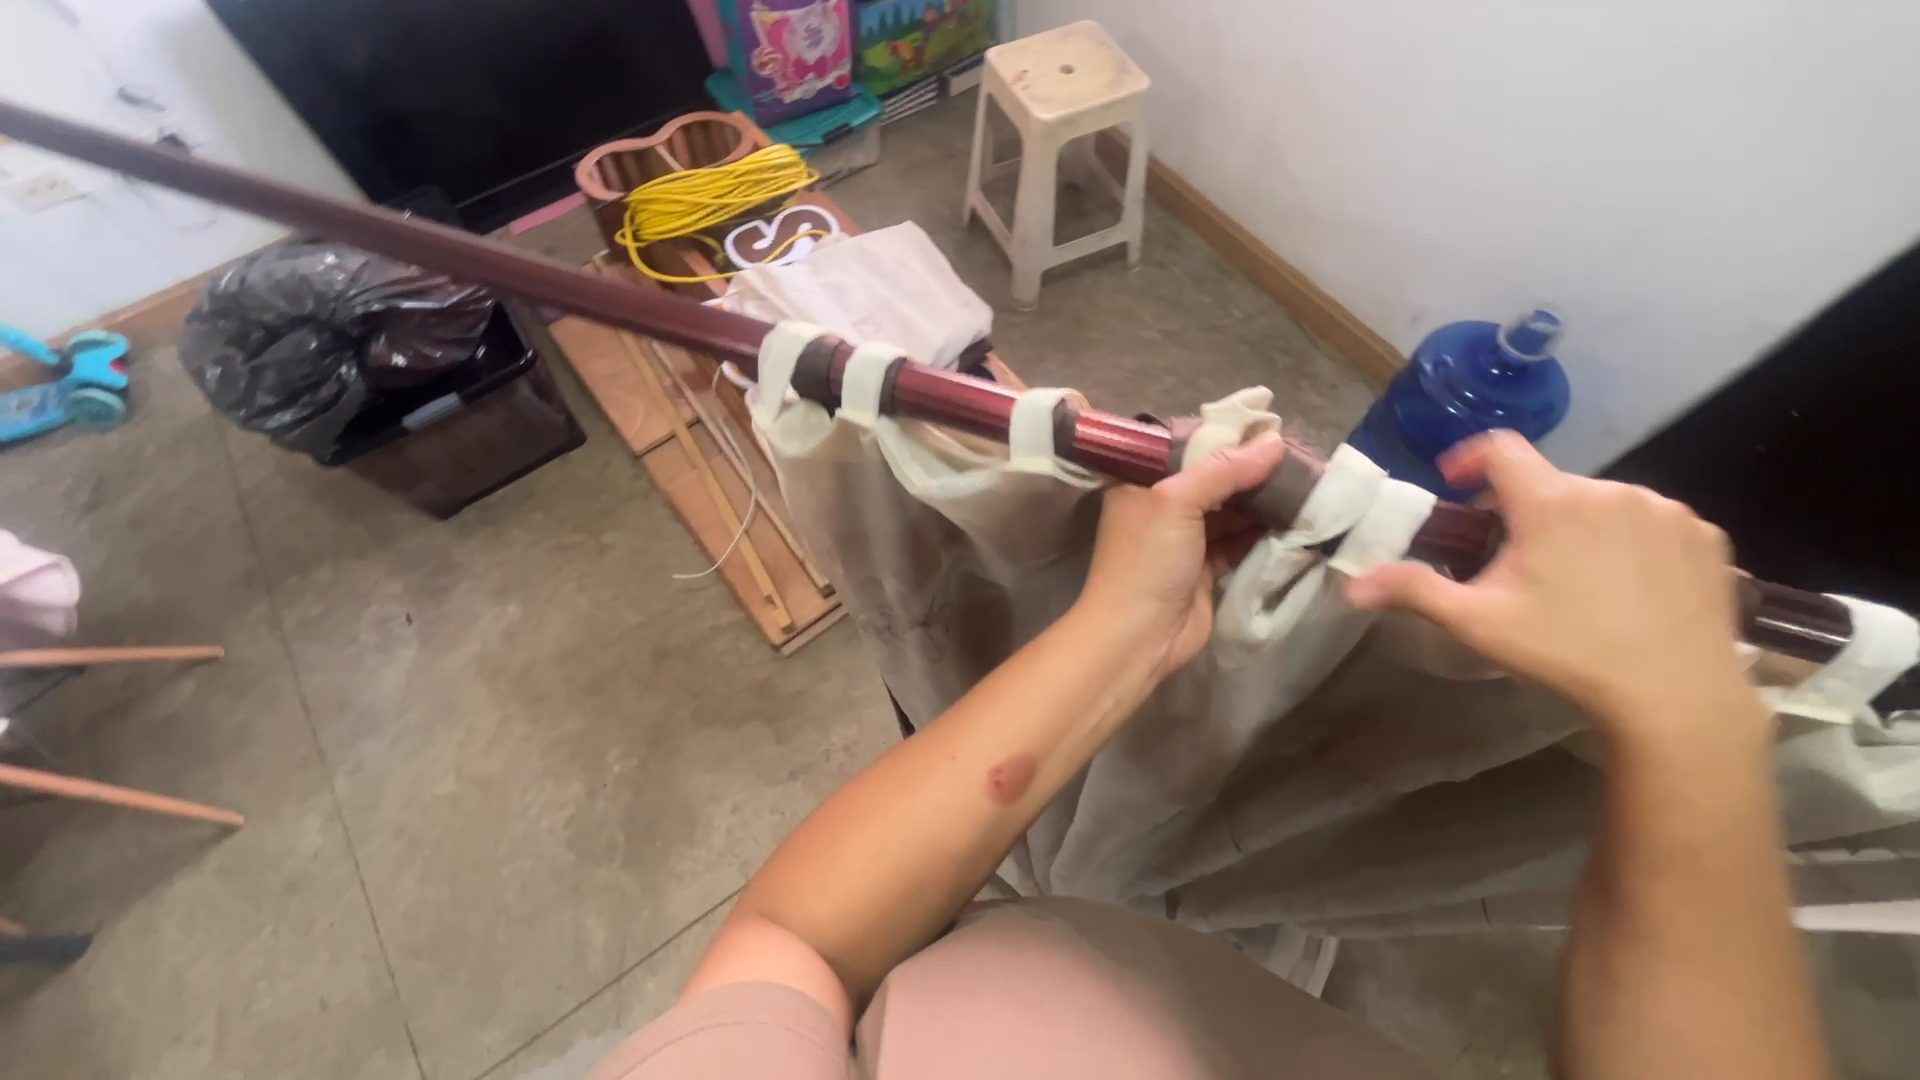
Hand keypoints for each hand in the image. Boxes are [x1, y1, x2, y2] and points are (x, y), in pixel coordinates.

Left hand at [1074, 434, 1286, 680]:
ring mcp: (1182, 538)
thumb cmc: (1147, 562)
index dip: (1227, 436)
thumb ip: (1223, 469)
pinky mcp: (1204, 567)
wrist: (1138, 637)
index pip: (1187, 446)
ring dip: (1263, 501)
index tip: (1271, 426)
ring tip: (1307, 484)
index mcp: (1139, 482)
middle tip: (1300, 457)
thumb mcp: (1176, 502)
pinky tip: (1296, 519)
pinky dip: (1263, 532)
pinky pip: (1238, 540)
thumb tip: (1273, 441)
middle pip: (1212, 478)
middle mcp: (1159, 505)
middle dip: (1252, 470)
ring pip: (1229, 510)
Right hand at [1346, 432, 1760, 745]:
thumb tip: (1351, 586)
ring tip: (1568, 575)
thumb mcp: (1475, 621)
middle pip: (1548, 483)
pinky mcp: (1706, 537)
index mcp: (1551, 502)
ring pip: (1598, 502)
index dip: (1469, 459)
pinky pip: (1648, 521)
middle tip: (1508, 559)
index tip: (1455, 486)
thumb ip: (1411, 590)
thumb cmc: (1565, 651)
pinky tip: (1623, 583)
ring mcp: (1666, 512)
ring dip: (1573, 523)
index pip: (1500, 449)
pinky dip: (1625, 538)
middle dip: (1521, 510)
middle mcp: (1611, 491)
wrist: (1677, 696)